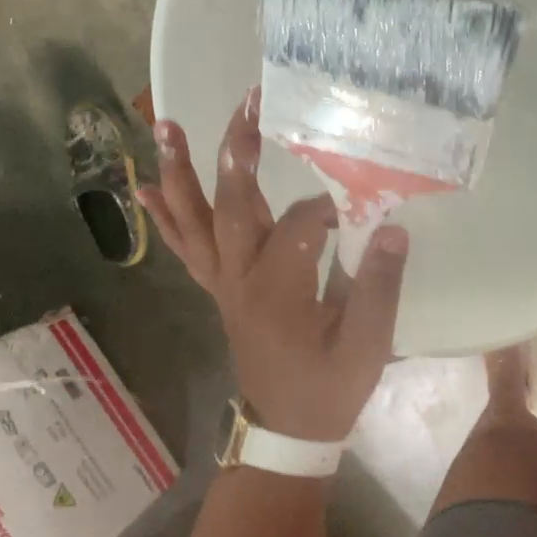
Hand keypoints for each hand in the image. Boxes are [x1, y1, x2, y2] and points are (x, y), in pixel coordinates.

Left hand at [138, 89, 408, 441]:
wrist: (288, 430)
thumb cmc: (329, 390)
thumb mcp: (365, 347)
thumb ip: (378, 288)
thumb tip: (390, 228)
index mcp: (277, 292)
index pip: (298, 226)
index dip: (329, 207)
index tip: (360, 201)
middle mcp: (239, 281)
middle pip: (232, 206)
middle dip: (239, 152)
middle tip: (245, 105)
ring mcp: (223, 286)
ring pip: (196, 222)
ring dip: (181, 173)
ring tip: (165, 125)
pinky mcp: (220, 292)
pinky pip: (187, 249)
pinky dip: (167, 217)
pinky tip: (145, 187)